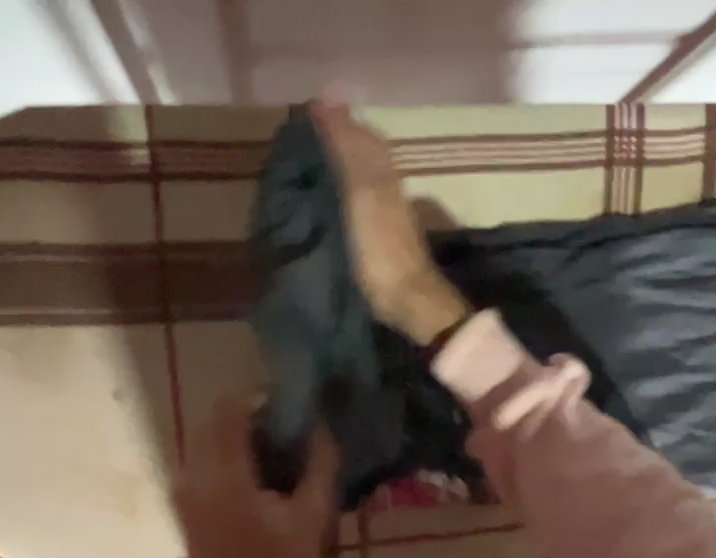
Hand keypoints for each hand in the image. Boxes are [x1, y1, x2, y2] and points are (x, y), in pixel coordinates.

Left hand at [175, 397, 337, 557]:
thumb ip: (319, 464)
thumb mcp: (312, 517)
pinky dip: (226, 455)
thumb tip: (322, 426)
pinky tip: (255, 472)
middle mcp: (195, 476)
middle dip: (249, 415)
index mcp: (225, 477)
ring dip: (236, 435)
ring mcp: (184, 491)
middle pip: (215, 422)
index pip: (231, 411)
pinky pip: (202, 461)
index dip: (259, 397)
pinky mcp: (184, 504)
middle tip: (285, 425)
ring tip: (273, 448)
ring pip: (206, 440)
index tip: (289, 403)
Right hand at [310, 98, 471, 344]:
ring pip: (366, 181)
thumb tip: (328, 99)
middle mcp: (390, 190)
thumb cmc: (381, 249)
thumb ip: (346, 150)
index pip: (360, 138)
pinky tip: (339, 204)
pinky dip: (349, 196)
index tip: (306, 118)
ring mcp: (390, 218)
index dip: (336, 124)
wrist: (409, 301)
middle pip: (366, 157)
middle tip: (308, 140)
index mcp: (382, 175)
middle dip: (340, 144)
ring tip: (318, 168)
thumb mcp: (361, 193)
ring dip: (344, 169)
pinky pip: (365, 206)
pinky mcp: (386, 243)